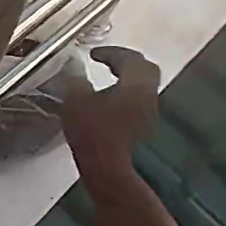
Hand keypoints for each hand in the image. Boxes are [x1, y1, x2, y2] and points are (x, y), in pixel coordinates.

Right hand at [59, 46, 160, 185]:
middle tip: (109, 62)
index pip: (129, 58)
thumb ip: (76, 79)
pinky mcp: (147, 130)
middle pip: (145, 70)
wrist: (112, 173)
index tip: (94, 54)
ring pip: (144, 88)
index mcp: (136, 82)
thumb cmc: (95, 135)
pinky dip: (128, 97)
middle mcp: (150, 95)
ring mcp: (151, 114)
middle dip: (127, 63)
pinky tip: (112, 105)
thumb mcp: (76, 102)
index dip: (111, 52)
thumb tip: (74, 66)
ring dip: (128, 81)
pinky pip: (140, 104)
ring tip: (109, 82)